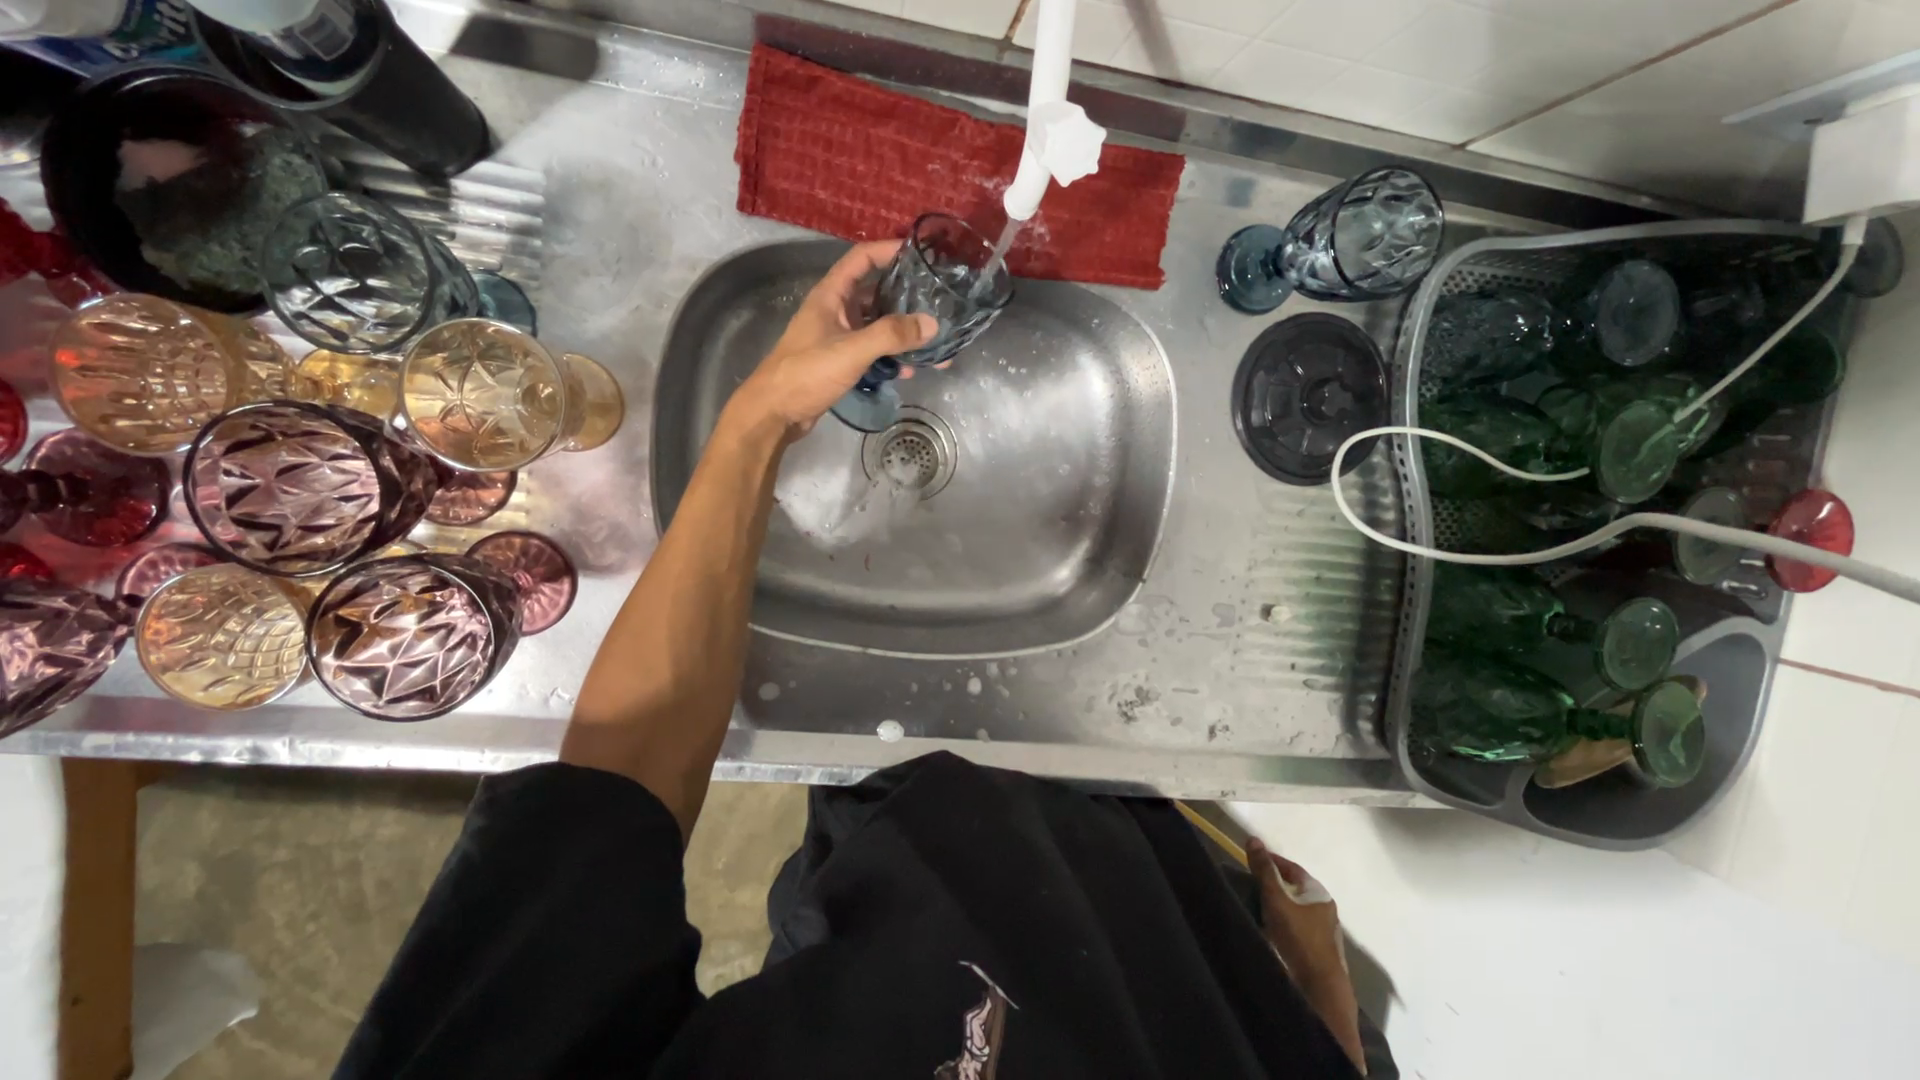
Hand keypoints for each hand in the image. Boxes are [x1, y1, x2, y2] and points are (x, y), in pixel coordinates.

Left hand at [730, 240, 938, 438]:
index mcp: (831, 294)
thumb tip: (931, 323)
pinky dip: (891, 357)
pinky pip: (873, 351)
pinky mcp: (841, 361)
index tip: (921, 254)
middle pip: (876, 292)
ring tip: (933, 341)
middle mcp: (835, 310)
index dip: (889, 250)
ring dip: (902, 332)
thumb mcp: (852, 350)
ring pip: (877, 325)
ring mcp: (838, 336)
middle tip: (938, 301)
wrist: (775, 412)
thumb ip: (891, 335)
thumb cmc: (807, 373)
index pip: (862, 258)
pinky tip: (910, 369)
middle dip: (906, 296)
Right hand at [1247, 837, 1365, 1073]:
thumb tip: (1253, 839)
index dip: (1270, 861)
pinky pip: (1295, 928)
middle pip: (1293, 889)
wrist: (1320, 988)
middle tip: (1247, 884)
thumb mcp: (1276, 900)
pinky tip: (1267, 931)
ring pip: (1294, 910)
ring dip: (1275, 906)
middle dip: (1270, 885)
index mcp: (1318, 893)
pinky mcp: (1318, 950)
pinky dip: (1280, 924)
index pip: (1291, 868)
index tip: (1249, 860)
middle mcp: (1324, 909)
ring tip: (1253, 907)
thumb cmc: (1298, 937)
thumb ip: (1264, 871)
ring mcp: (1323, 931)